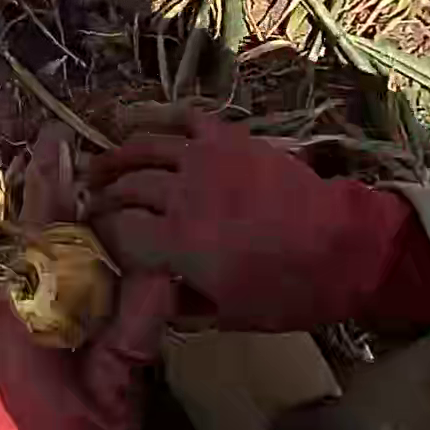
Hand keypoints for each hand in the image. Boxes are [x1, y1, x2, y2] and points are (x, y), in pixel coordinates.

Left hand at [0, 128, 175, 429]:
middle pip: (33, 229)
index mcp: (25, 311)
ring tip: (76, 170)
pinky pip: (47, 273)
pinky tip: (85, 234)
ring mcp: (19, 318)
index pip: (39, 228)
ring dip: (56, 208)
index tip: (57, 136)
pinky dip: (63, 243)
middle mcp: (15, 305)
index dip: (49, 178)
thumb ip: (134, 332)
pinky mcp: (29, 333)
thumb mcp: (110, 390)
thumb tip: (164, 270)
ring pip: (38, 249)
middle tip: (65, 138)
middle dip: (48, 183)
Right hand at [89, 109, 429, 331]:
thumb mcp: (228, 314)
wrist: (338, 243)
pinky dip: (158, 115)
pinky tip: (137, 120)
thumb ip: (179, 302)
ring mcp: (204, 157)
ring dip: (117, 157)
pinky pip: (184, 116)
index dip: (100, 234)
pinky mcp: (226, 136)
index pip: (120, 231)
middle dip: (103, 198)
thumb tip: (148, 289)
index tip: (92, 238)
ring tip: (99, 167)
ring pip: (145, 148)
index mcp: (180, 242)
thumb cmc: (286, 288)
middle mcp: (183, 193)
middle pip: (127, 187)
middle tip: (91, 205)